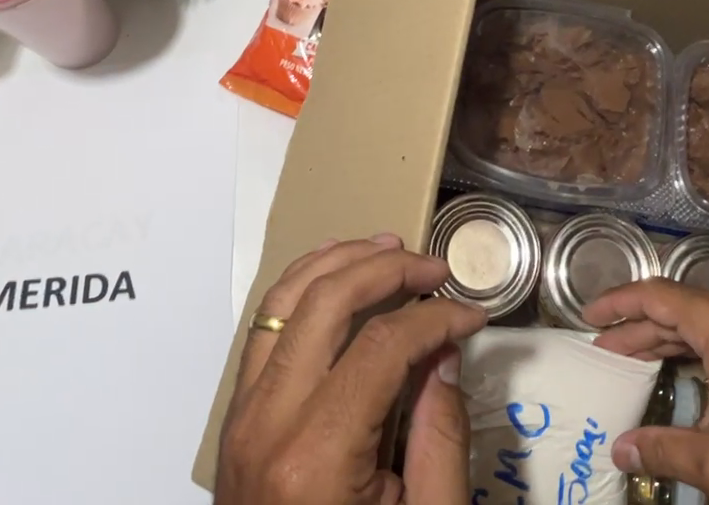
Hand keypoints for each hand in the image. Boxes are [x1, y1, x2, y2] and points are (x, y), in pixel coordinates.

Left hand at [217, 234, 489, 504]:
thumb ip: (440, 433)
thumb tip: (442, 349)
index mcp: (313, 458)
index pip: (382, 345)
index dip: (435, 317)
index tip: (472, 313)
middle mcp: (265, 422)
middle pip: (326, 302)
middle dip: (387, 268)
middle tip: (434, 267)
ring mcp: (241, 416)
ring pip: (284, 300)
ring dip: (339, 262)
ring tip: (389, 249)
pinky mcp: (236, 417)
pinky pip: (265, 328)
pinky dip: (301, 286)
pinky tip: (334, 270)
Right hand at [584, 280, 708, 504]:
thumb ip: (665, 450)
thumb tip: (620, 449)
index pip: (654, 296)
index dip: (616, 304)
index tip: (586, 317)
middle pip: (676, 308)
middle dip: (637, 329)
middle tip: (604, 351)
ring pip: (704, 320)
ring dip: (668, 338)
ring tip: (635, 359)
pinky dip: (699, 345)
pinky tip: (688, 367)